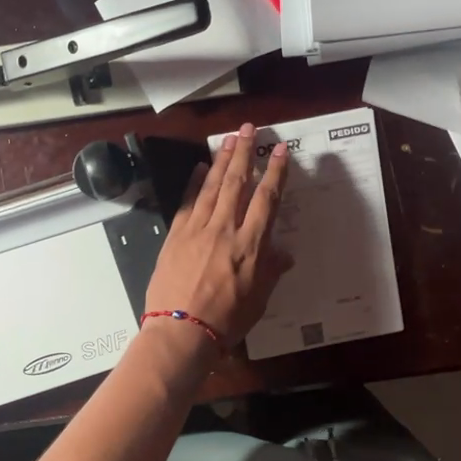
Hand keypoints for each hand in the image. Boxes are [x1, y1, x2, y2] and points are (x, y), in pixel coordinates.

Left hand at [144, 123, 292, 349]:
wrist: (182, 331)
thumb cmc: (226, 321)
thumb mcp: (258, 300)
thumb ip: (270, 271)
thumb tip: (284, 254)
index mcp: (251, 246)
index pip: (267, 200)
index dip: (275, 172)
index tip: (280, 151)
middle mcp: (225, 230)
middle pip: (237, 183)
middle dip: (244, 153)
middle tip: (248, 129)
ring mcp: (197, 230)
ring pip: (212, 187)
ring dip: (222, 160)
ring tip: (228, 139)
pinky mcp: (175, 237)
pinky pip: (188, 203)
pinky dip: (195, 183)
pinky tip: (201, 168)